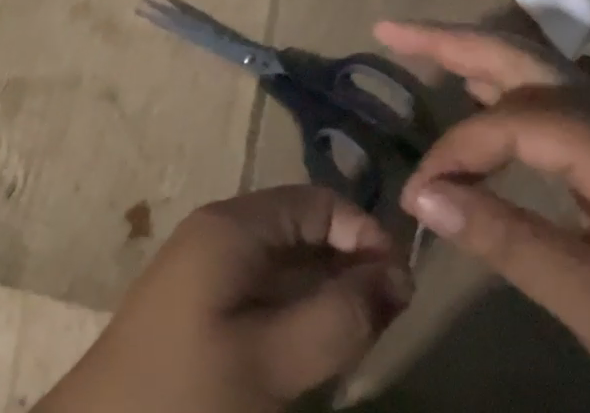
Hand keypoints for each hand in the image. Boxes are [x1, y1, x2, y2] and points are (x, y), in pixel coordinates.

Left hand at [37, 186, 411, 412]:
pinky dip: (298, 309)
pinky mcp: (201, 303)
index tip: (399, 290)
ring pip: (286, 262)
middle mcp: (218, 233)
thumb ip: (341, 317)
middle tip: (381, 323)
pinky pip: (264, 289)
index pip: (319, 201)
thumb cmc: (190, 390)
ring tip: (353, 339)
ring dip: (326, 292)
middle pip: (303, 228)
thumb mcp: (275, 359)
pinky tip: (313, 348)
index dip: (366, 235)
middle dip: (349, 267)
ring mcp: (206, 267)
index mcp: (232, 226)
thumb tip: (399, 276)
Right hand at [377, 22, 589, 412]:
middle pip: (535, 65)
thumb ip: (506, 239)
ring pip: (546, 82)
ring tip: (419, 46)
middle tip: (392, 29)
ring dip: (481, 59)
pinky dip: (505, 97)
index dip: (460, 146)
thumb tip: (420, 194)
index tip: (417, 194)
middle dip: (460, 43)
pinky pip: (557, 115)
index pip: (522, 119)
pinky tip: (476, 94)